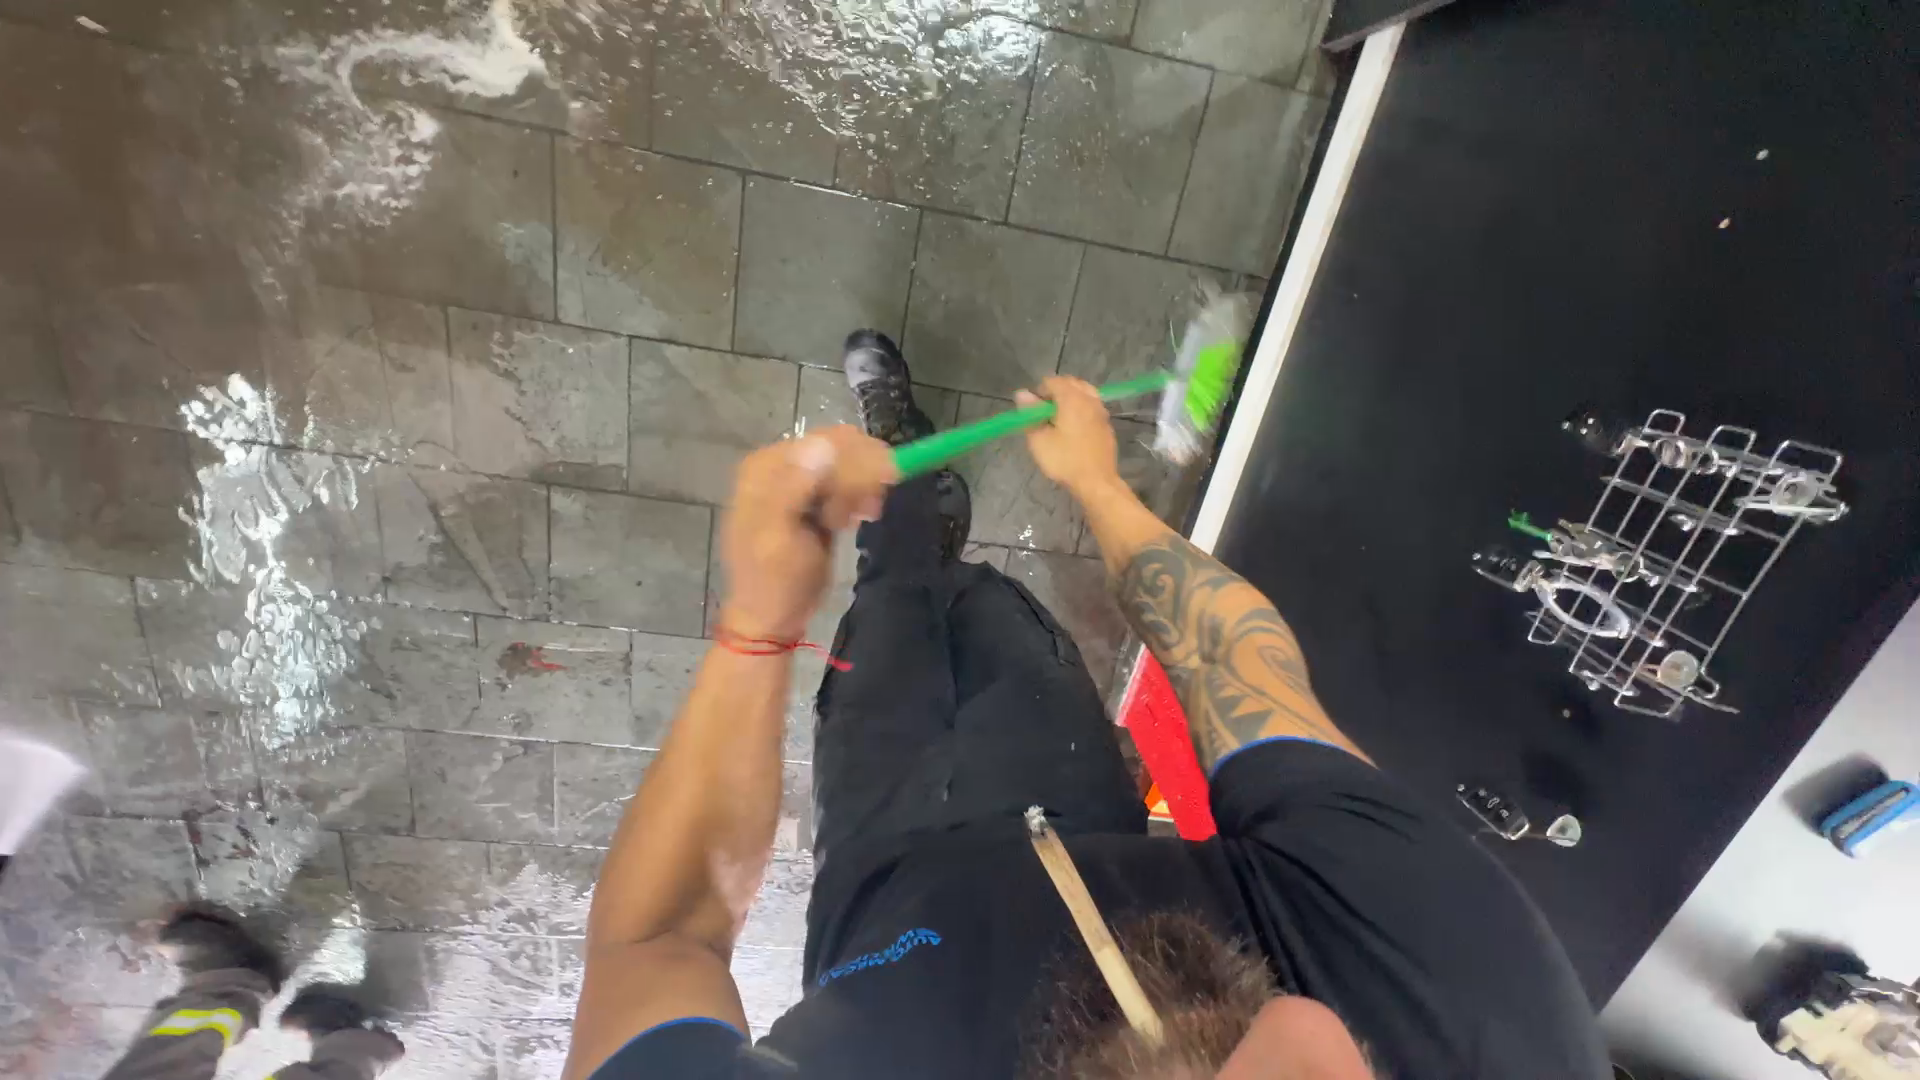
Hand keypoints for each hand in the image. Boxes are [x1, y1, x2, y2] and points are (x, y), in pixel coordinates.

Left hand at [718, 426, 896, 640]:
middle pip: (837, 447)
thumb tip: (821, 445)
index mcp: (765, 468)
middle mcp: (780, 465)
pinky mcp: (814, 497)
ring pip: (847, 462)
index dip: (857, 459)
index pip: (823, 442)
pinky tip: (860, 517)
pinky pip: (846, 480)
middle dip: (861, 475)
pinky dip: (859, 496)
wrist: (773, 616)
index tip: (888, 482)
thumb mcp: (780, 538)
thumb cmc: (775, 581)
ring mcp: (798, 481)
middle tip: (870, 510)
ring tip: (863, 516)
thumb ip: (795, 488)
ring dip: (862, 487)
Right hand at [1017, 376, 1120, 497]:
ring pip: (1084, 393)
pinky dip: (1081, 409)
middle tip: (1044, 413)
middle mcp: (1089, 399)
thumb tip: (1022, 393)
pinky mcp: (1107, 425)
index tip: (1033, 410)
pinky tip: (1074, 428)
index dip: (1039, 392)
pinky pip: (1092, 407)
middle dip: (1056, 392)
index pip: (1053, 381)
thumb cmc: (1064, 460)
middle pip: (1071, 384)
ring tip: (1059, 419)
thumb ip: (1031, 414)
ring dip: (1070, 400)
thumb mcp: (1039, 439)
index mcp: (1072, 399)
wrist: (1096, 481)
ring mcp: (1101, 412)